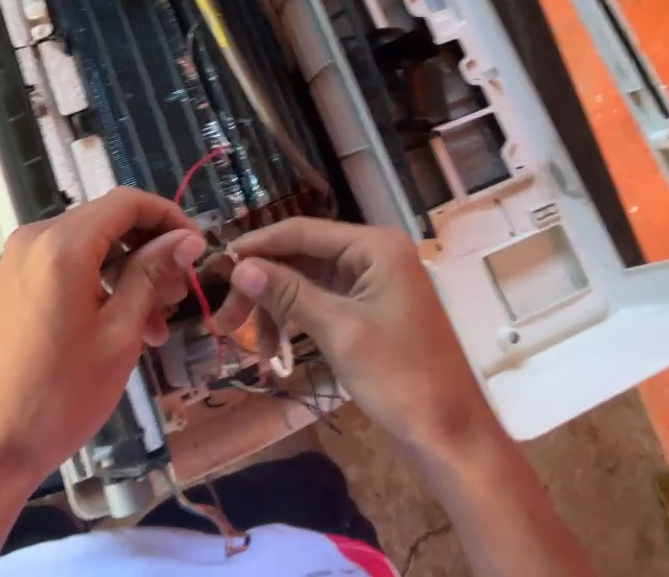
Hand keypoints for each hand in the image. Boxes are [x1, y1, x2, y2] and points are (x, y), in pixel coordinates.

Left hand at [0, 187, 205, 487]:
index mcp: (62, 244)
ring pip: (92, 244)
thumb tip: (189, 239)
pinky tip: (125, 323)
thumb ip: (152, 275)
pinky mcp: (17, 280)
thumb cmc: (62, 394)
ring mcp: (21, 258)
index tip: (197, 249)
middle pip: (108, 220)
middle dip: (151, 250)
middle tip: (179, 295)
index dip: (168, 217)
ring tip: (157, 323)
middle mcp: (37, 237)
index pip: (127, 202)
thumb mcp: (120, 333)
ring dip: (129, 271)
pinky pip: (69, 263)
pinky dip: (101, 281)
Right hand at [211, 217, 494, 457]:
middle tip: (225, 318)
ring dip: (276, 310)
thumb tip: (239, 266)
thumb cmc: (401, 378)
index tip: (216, 265)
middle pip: (301, 256)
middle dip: (263, 286)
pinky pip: (322, 302)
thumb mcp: (339, 331)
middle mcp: (374, 254)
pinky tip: (275, 350)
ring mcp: (373, 283)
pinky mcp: (369, 310)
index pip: (302, 231)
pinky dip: (297, 322)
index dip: (257, 246)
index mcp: (375, 246)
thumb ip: (288, 293)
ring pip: (307, 282)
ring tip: (253, 347)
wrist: (452, 437)